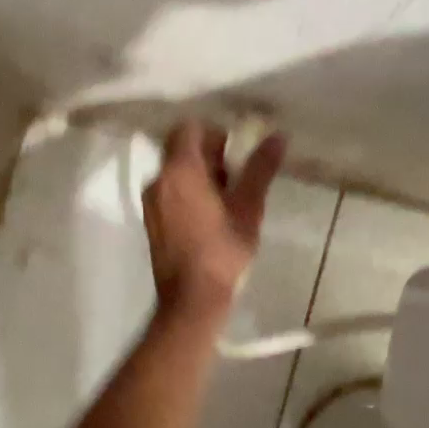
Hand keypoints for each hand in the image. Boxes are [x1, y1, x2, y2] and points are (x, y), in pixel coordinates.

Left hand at [142, 119, 285, 321]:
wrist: (191, 299)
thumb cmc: (223, 251)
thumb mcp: (248, 208)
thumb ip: (260, 169)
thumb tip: (277, 137)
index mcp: (180, 170)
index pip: (189, 128)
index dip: (214, 134)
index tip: (236, 155)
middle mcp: (159, 180)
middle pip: (180, 149)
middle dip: (209, 156)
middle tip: (236, 178)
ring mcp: (151, 202)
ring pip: (175, 172)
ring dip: (199, 176)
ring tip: (226, 201)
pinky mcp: (151, 221)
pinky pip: (169, 192)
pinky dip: (187, 193)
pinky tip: (209, 218)